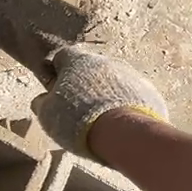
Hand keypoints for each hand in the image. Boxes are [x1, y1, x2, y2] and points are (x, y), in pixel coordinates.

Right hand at [30, 45, 168, 158]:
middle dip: (83, 83)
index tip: (54, 87)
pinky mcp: (149, 92)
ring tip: (99, 118)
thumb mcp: (47, 114)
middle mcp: (105, 61)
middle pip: (90, 68)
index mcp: (77, 61)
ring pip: (112, 81)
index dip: (56, 70)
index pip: (62, 56)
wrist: (125, 134)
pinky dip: (123, 104)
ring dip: (105, 94)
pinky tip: (118, 123)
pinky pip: (131, 95)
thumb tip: (42, 100)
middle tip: (77, 106)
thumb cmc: (78, 120)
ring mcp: (130, 75)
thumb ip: (42, 102)